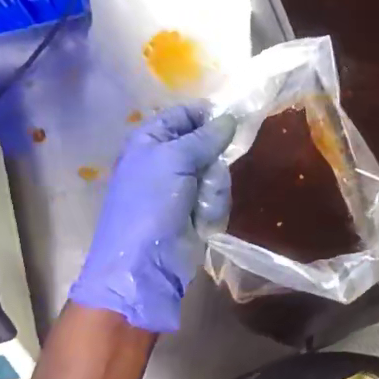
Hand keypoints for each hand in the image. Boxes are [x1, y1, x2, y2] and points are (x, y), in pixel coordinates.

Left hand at [68, 103, 233, 332]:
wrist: (145, 262)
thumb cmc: (151, 203)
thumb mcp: (174, 160)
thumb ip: (204, 137)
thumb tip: (230, 118)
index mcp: (149, 141)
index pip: (183, 115)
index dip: (206, 115)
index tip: (233, 120)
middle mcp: (165, 161)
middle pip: (207, 145)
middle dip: (213, 161)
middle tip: (208, 174)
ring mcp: (181, 189)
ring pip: (217, 173)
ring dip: (213, 190)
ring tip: (200, 207)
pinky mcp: (196, 213)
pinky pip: (217, 198)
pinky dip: (213, 210)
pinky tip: (202, 223)